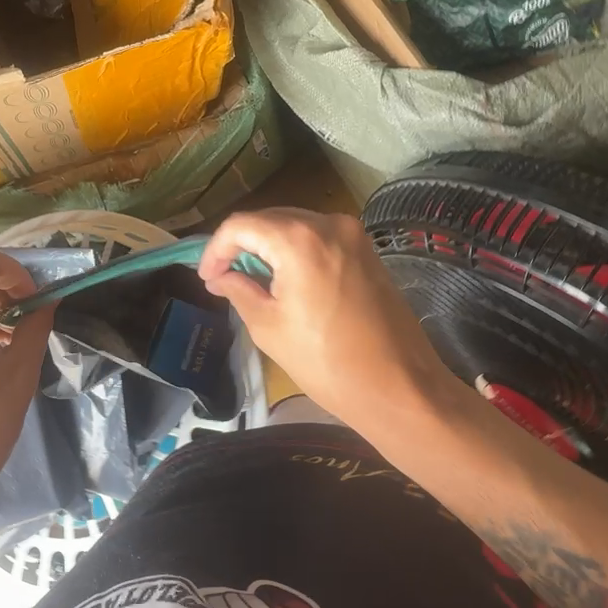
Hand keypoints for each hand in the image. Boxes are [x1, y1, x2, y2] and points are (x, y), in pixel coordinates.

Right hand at [198, 208, 451, 423]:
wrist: (401, 388)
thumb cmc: (327, 362)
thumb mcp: (268, 327)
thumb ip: (238, 290)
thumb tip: (221, 277)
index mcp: (298, 239)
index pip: (240, 226)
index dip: (216, 249)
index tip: (206, 278)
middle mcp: (327, 223)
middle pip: (268, 219)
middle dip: (241, 245)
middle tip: (222, 278)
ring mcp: (352, 234)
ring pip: (293, 225)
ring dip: (267, 246)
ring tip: (250, 280)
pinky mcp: (367, 250)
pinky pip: (318, 237)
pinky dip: (294, 250)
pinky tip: (285, 279)